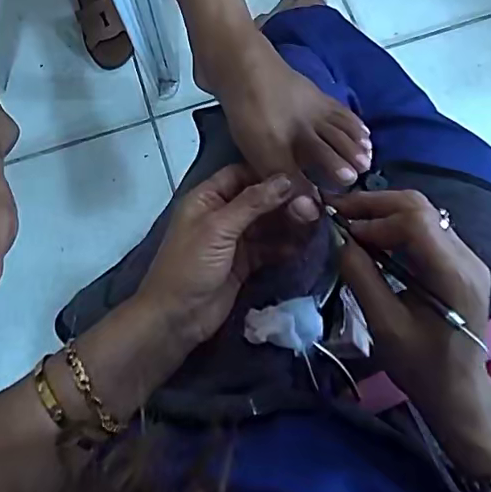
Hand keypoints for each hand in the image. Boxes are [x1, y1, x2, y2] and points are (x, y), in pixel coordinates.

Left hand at [133, 165, 298, 344]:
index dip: (268, 173)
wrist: (177, 318)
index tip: (300, 175)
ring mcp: (233, 239)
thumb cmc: (190, 265)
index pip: (241, 174)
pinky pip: (268, 247)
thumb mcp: (219, 228)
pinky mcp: (244, 263)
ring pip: (266, 224)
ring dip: (288, 223)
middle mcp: (221, 214)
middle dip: (283, 201)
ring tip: (314, 221)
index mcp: (207, 198)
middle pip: (258, 199)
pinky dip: (285, 246)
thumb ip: (252, 203)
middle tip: (313, 204)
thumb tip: (285, 179)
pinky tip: (303, 244)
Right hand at [331, 190, 490, 474]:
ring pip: (422, 212)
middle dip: (375, 204)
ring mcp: (466, 257)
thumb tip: (338, 238)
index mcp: (454, 275)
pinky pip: (426, 227)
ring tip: (349, 222)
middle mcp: (467, 258)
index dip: (374, 217)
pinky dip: (394, 224)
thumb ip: (362, 277)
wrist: (460, 393)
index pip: (415, 221)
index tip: (342, 230)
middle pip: (419, 207)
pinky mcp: (459, 261)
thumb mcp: (384, 326)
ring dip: (382, 212)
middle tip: (338, 212)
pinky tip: (372, 237)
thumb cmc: (422, 367)